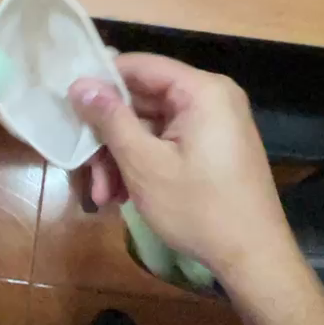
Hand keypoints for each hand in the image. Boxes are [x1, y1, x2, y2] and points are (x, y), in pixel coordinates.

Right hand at [69, 53, 297, 287]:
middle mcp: (211, 98)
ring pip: (150, 127)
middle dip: (109, 136)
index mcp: (202, 90)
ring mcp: (213, 125)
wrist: (253, 258)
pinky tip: (123, 196)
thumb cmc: (198, 208)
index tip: (70, 107)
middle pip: (142, 100)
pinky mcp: (212, 149)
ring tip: (104, 195)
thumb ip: (110, 119)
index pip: (139, 66)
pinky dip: (143, 165)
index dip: (101, 83)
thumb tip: (80, 84)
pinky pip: (167, 143)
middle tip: (85, 169)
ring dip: (121, 158)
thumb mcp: (145, 164)